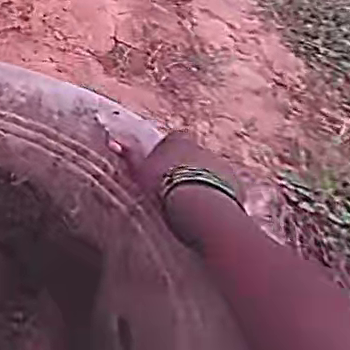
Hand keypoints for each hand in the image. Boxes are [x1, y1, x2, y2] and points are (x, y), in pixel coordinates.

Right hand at [108, 129, 238, 206]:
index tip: (165, 164)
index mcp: (178, 140)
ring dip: (206, 181)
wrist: (200, 207)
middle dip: (190, 166)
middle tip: (178, 185)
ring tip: (194, 202)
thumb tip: (111, 142)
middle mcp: (202, 148)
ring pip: (212, 171)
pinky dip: (220, 196)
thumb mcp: (140, 171)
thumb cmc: (164, 185)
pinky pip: (228, 189)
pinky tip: (210, 211)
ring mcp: (222, 166)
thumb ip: (128, 155)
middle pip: (195, 154)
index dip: (171, 149)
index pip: (176, 138)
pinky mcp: (237, 186)